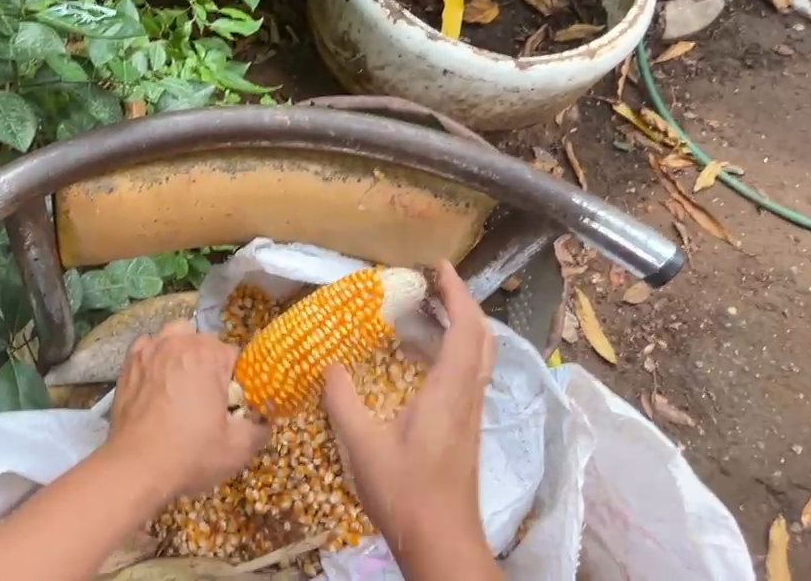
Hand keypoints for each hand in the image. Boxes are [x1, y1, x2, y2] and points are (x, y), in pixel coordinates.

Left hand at [102, 321, 269, 504]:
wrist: (135, 465)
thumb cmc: (189, 454)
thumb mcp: (237, 449)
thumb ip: (259, 429)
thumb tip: (265, 420)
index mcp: (208, 355)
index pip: (233, 355)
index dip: (236, 380)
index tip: (230, 403)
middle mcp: (179, 342)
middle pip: (204, 342)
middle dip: (210, 363)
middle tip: (207, 397)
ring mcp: (150, 348)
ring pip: (175, 336)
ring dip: (183, 352)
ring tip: (182, 382)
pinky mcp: (129, 360)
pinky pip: (149, 346)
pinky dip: (156, 357)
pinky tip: (156, 380)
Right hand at [322, 260, 499, 578]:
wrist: (442, 544)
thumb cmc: (405, 492)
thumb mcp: (362, 444)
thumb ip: (342, 399)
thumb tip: (328, 364)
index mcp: (448, 393)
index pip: (466, 331)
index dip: (457, 293)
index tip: (438, 266)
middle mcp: (467, 397)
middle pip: (482, 338)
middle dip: (462, 303)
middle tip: (432, 282)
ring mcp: (469, 414)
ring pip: (479, 357)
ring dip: (460, 325)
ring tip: (425, 308)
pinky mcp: (464, 428)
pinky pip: (467, 373)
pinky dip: (453, 349)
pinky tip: (420, 356)